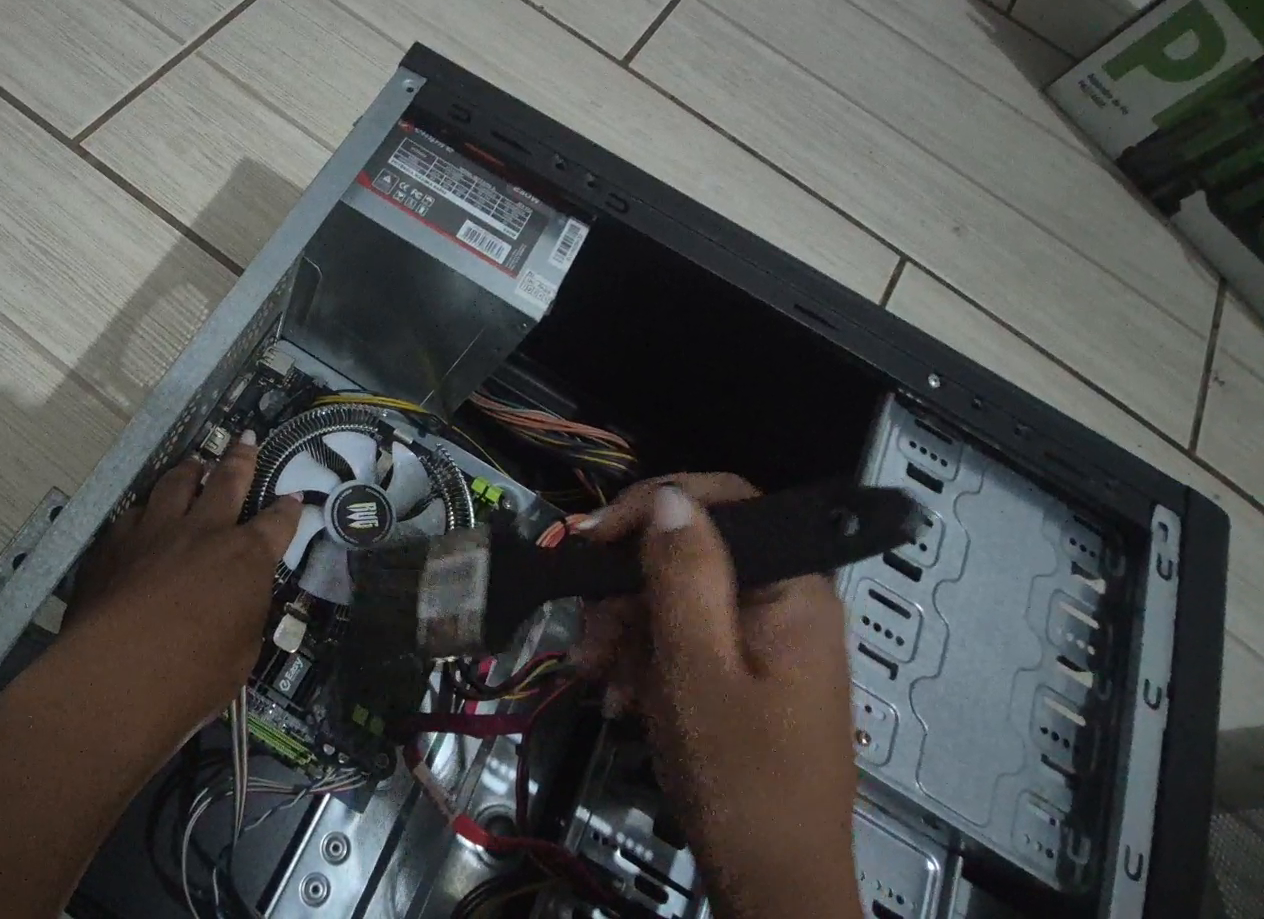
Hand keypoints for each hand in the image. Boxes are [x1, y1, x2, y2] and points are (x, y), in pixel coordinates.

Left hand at [64, 433, 301, 727]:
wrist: (115, 677)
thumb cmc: (193, 677)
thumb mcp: (242, 652)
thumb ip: (243, 614)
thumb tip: (239, 602)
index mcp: (245, 558)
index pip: (276, 524)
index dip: (288, 510)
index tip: (294, 498)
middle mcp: (202, 531)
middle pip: (227, 481)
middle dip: (241, 458)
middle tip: (246, 439)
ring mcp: (155, 531)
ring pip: (175, 483)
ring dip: (190, 470)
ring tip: (195, 463)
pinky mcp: (114, 543)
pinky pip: (135, 513)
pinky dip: (147, 509)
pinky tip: (144, 513)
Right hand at [569, 476, 860, 918]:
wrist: (770, 880)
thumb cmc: (739, 775)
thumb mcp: (696, 669)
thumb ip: (683, 576)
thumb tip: (667, 497)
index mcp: (790, 590)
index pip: (726, 502)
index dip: (654, 505)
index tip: (593, 537)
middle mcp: (779, 601)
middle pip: (686, 551)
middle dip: (624, 587)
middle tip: (588, 633)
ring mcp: (757, 638)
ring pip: (670, 595)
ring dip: (621, 629)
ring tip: (598, 676)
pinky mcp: (737, 669)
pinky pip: (677, 636)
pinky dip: (639, 657)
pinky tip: (618, 694)